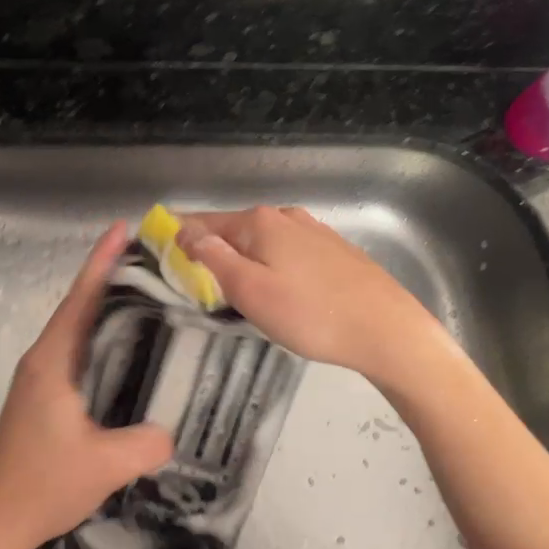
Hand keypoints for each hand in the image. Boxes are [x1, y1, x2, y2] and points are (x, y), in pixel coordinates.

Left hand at [0, 222, 173, 548]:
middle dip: (111, 278)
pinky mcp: (41, 399)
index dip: (103, 261)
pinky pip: (76, 355)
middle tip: (152, 261)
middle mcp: (42, 360)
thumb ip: (147, 443)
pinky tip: (125, 353)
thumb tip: (169, 431)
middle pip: (79, 307)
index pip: (82, 298)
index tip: (124, 228)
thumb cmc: (43, 484)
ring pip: (77, 332)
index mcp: (52, 361)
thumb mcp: (106, 465)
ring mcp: (39, 380)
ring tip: (146, 297)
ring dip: (106, 310)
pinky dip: (100, 340)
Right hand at [176, 207, 455, 387]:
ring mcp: (314, 232)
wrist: (388, 331)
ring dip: (242, 260)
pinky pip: (287, 252)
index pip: (202, 222)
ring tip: (237, 294)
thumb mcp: (250, 291)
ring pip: (262, 242)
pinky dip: (271, 266)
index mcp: (259, 222)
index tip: (160, 260)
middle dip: (211, 252)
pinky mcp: (335, 251)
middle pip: (233, 230)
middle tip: (199, 289)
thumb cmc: (311, 315)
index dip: (178, 239)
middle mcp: (285, 217)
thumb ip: (214, 259)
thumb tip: (186, 232)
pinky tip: (279, 292)